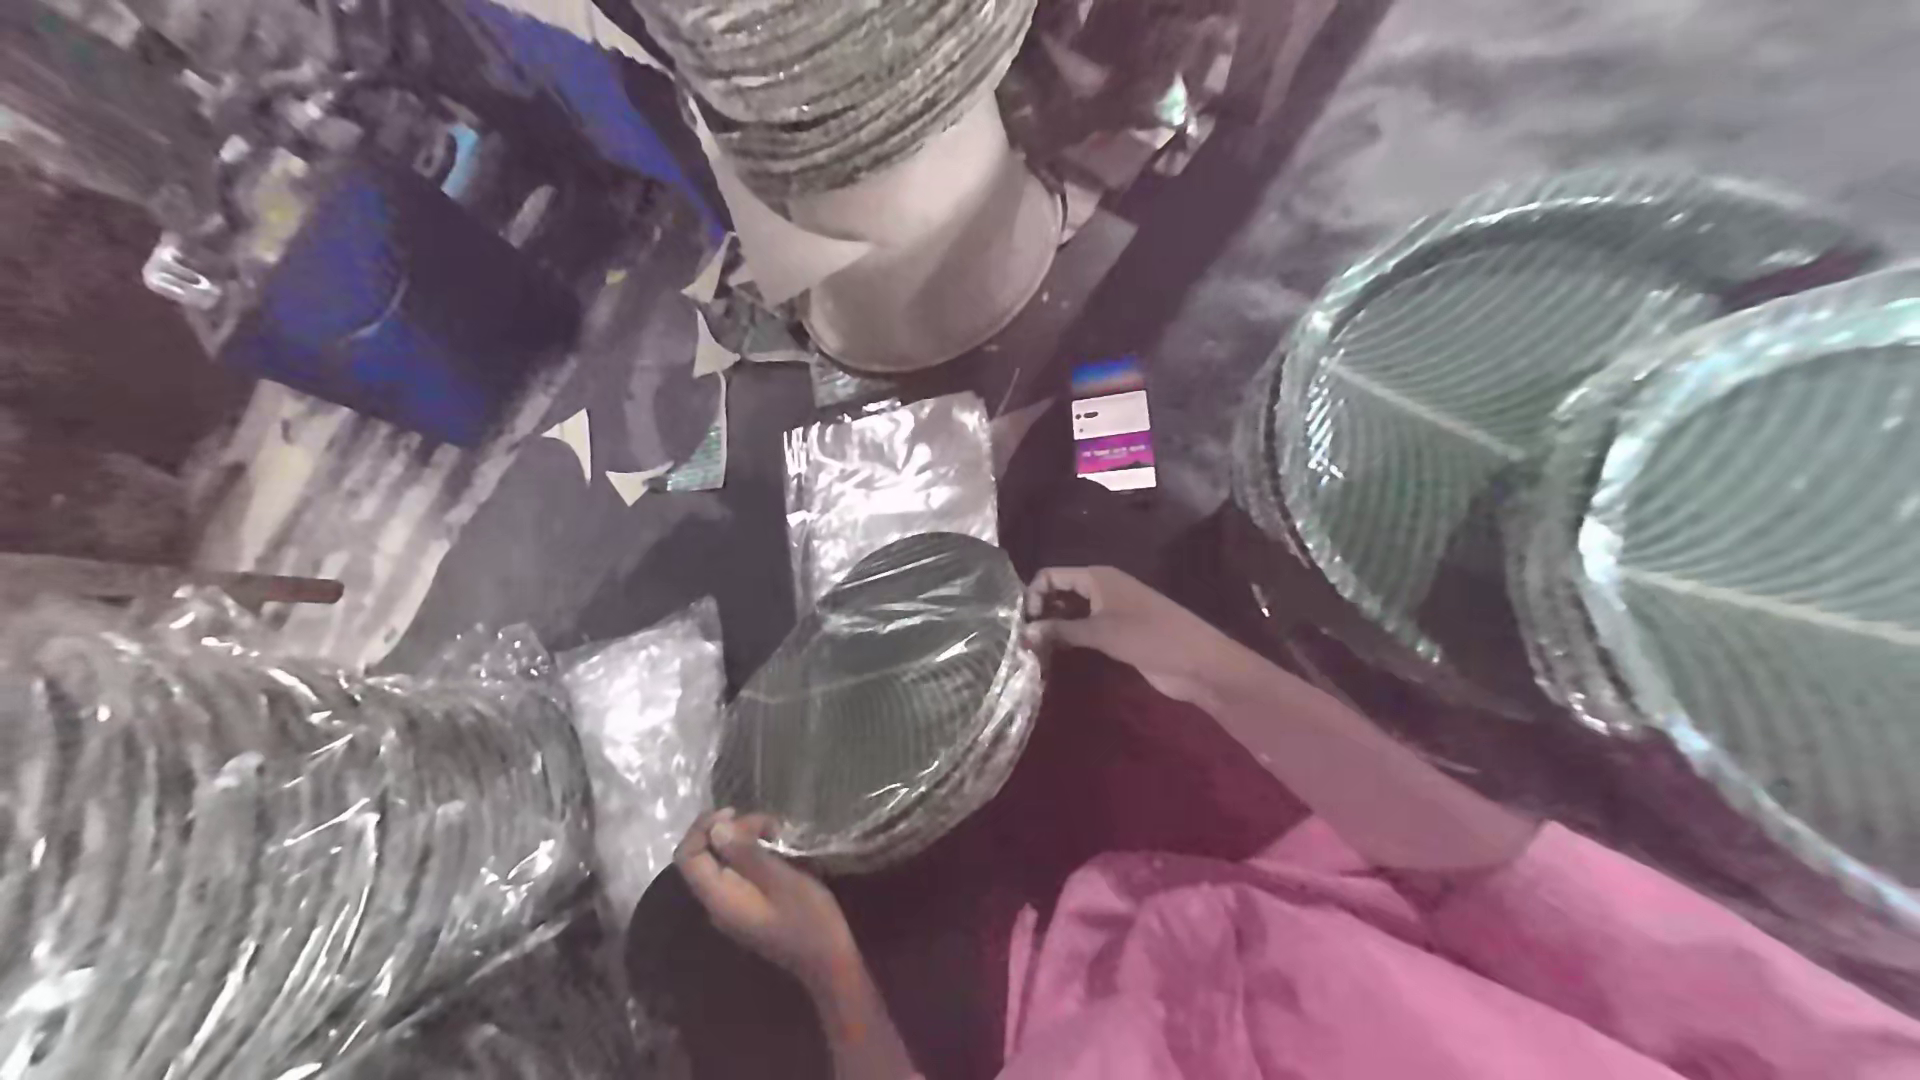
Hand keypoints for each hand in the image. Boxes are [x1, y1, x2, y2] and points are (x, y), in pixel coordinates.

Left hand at [674, 810, 858, 990]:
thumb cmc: (809, 919)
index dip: (702, 828)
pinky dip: (752, 852)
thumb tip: (717, 828)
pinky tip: (777, 847)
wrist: (828, 962)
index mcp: (721, 899)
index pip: (688, 858)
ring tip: (778, 831)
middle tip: (770, 823)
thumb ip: (747, 855)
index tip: (734, 811)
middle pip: (704, 856)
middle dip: (731, 830)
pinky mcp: (747, 904)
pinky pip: (736, 871)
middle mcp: (718, 903)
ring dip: (745, 839)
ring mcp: (732, 905)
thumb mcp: (782, 880)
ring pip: (722, 861)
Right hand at [1024, 566, 1258, 707]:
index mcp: (1097, 577)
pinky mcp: (1116, 632)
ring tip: (1034, 649)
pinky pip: (1083, 628)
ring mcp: (1109, 610)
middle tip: (1023, 639)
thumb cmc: (1148, 636)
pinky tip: (1055, 654)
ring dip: (1053, 626)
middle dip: (1040, 611)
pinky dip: (1068, 637)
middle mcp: (1100, 588)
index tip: (1024, 624)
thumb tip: (1023, 634)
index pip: (1051, 576)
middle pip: (1059, 592)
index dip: (1033, 595)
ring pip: (1070, 612)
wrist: (1196, 661)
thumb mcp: (1100, 632)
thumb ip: (1060, 631)